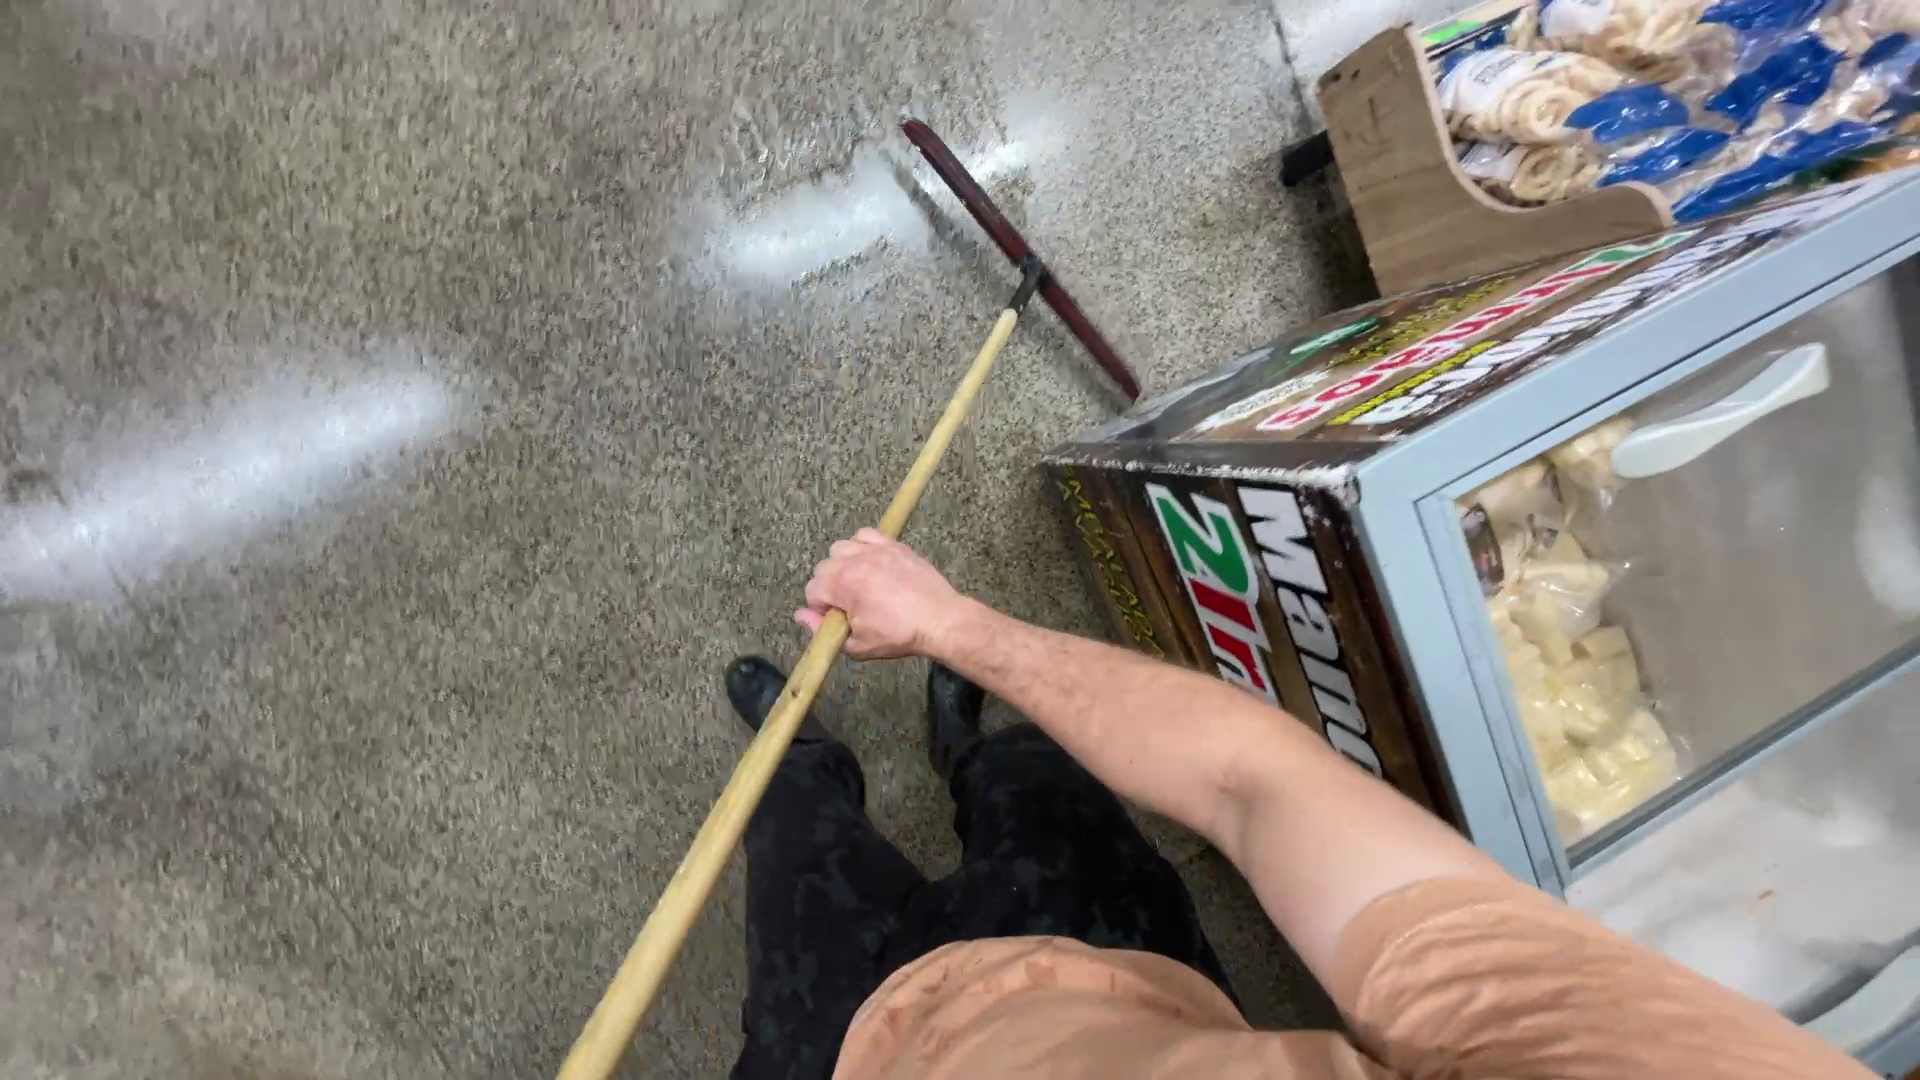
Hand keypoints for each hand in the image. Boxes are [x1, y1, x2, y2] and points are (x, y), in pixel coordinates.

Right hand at [795, 528, 966, 658]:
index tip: (834, 618)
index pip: (812, 590)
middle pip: (824, 567)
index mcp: (844, 585)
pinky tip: (871, 564)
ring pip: (841, 547)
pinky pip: (866, 535)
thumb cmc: (901, 635)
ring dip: (843, 564)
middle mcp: (857, 561)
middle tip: (847, 605)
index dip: (819, 609)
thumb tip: (801, 616)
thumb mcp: (857, 645)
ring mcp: (877, 550)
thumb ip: (822, 630)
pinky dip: (862, 545)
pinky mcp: (894, 546)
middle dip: (829, 587)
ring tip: (857, 583)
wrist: (941, 620)